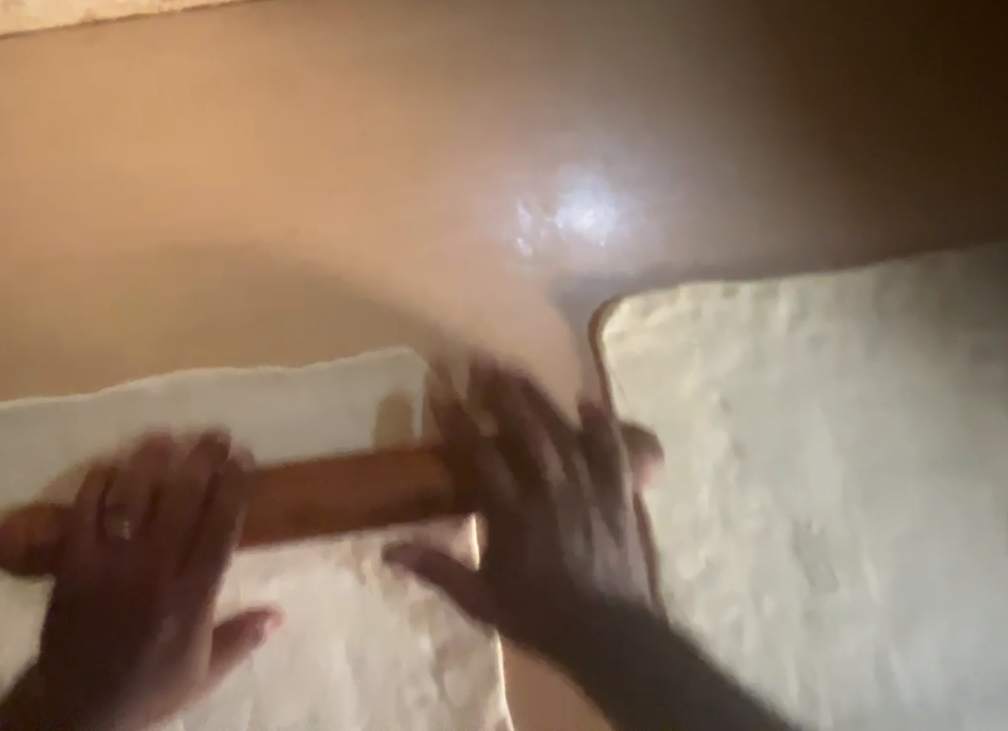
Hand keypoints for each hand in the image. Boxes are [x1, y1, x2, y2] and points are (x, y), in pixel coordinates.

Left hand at [0, 431, 279, 730]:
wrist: (79, 708)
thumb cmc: (148, 687)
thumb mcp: (202, 674)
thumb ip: (241, 638)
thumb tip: (281, 612)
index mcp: (191, 599)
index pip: (220, 529)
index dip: (235, 488)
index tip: (244, 458)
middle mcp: (154, 571)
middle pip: (183, 501)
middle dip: (203, 461)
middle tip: (216, 434)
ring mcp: (111, 562)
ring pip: (134, 496)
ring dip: (152, 461)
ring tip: (165, 437)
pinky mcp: (74, 560)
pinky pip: (86, 508)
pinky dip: (100, 482)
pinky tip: (113, 464)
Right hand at [385, 357, 660, 665]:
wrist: (617, 644)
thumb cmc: (542, 618)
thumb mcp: (482, 602)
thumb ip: (437, 570)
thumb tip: (386, 551)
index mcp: (514, 516)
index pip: (481, 457)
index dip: (459, 422)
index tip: (440, 392)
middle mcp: (552, 495)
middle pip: (527, 434)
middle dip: (503, 395)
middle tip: (482, 363)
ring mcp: (590, 495)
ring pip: (564, 436)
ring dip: (539, 401)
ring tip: (517, 371)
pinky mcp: (621, 501)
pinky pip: (613, 457)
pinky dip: (603, 427)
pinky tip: (589, 401)